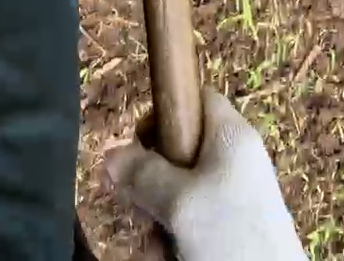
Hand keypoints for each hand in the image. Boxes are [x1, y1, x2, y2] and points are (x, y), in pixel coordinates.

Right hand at [104, 91, 306, 260]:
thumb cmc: (230, 233)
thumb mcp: (181, 201)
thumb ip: (143, 174)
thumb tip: (110, 155)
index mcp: (231, 134)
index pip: (195, 98)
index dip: (164, 113)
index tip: (140, 144)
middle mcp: (234, 159)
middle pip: (179, 149)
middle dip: (152, 181)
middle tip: (140, 205)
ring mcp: (233, 195)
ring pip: (180, 192)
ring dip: (158, 217)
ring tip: (154, 244)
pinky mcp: (230, 228)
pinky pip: (191, 220)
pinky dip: (174, 237)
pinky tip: (165, 256)